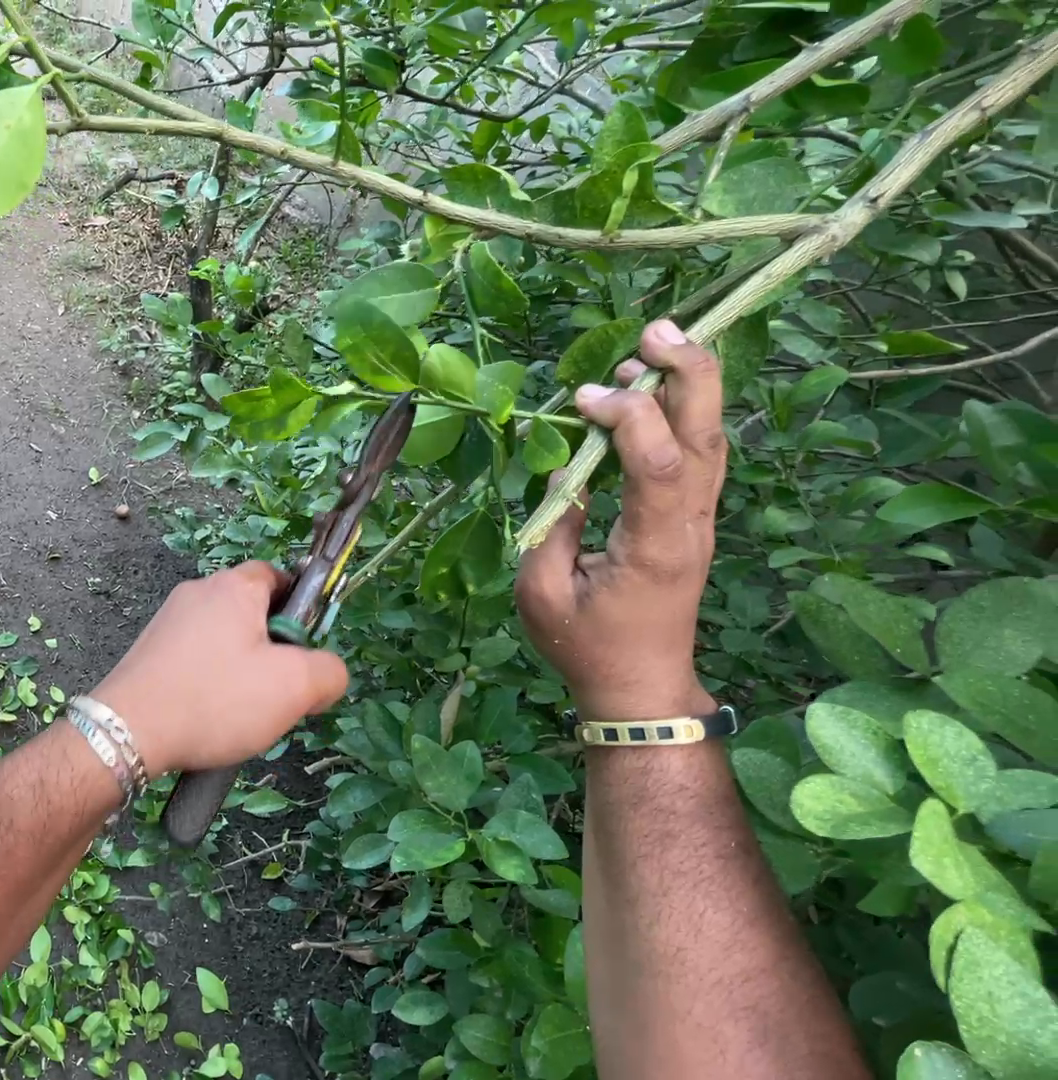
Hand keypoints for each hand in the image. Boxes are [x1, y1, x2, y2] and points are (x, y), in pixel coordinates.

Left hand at [92, 561, 348, 776]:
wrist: (129, 730)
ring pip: (223, 638)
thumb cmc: (217, 700)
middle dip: (272, 647)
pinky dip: (209, 681)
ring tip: (242, 711)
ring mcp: (167, 620)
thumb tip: (327, 671)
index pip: (279, 576)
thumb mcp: (295, 687)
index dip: (301, 609)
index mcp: (233, 587)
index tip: (305, 648)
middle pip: (251, 610)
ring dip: (241, 669)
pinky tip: (209, 715)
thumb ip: (329, 671)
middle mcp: (197, 592)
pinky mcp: (149, 649)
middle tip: (278, 689)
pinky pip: (195, 657)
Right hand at [516, 320, 723, 720]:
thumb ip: (553, 528)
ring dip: (691, 386)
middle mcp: (690, 525)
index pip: (655, 464)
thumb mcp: (542, 594)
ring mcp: (699, 521)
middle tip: (657, 328)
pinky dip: (686, 414)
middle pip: (706, 437)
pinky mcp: (692, 521)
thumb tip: (567, 474)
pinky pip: (700, 456)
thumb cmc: (583, 644)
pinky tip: (661, 389)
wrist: (639, 683)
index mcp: (653, 545)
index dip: (625, 419)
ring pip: (711, 440)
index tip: (580, 398)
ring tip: (656, 342)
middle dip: (688, 375)